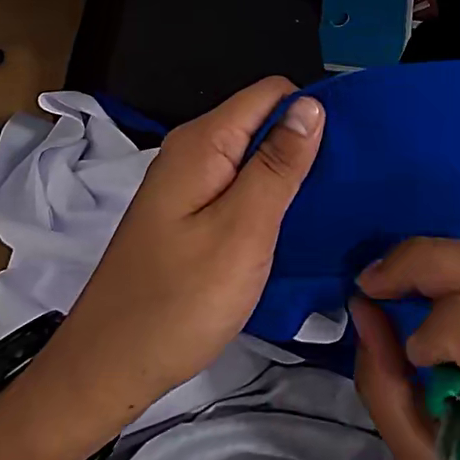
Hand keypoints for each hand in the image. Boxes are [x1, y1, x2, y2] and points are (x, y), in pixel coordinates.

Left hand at [0, 77, 324, 459]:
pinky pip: (239, 185)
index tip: (351, 148)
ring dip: (289, 173)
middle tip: (346, 184)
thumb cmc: (180, 301)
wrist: (109, 366)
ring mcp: (188, 184)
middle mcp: (192, 151)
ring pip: (253, 155)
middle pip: (262, 121)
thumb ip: (277, 164)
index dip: (311, 111)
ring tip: (329, 203)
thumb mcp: (241, 230)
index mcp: (203, 143)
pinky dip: (268, 197)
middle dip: (304, 143)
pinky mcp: (189, 213)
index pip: (271, 93)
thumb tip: (311, 104)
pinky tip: (293, 223)